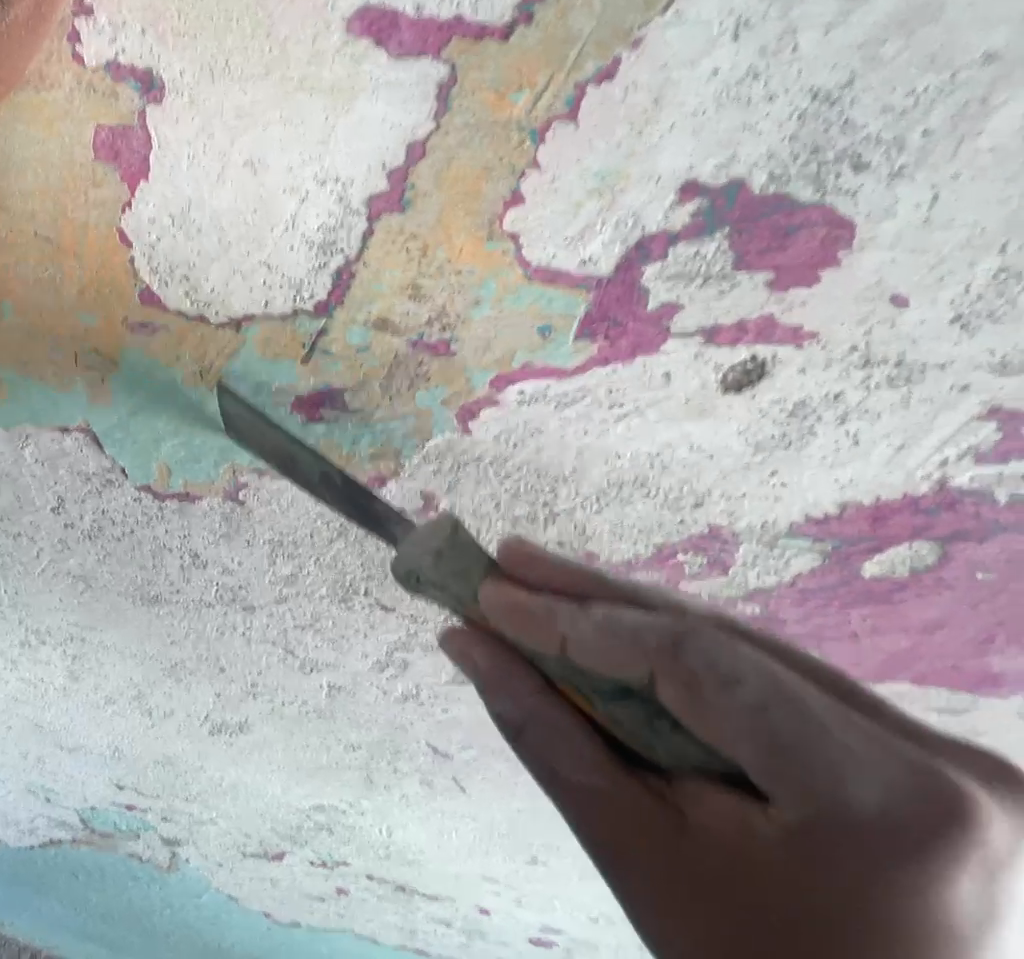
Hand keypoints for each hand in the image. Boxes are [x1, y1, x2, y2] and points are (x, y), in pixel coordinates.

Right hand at [442, 538, 1023, 958]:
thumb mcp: (635, 853)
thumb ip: (547, 734)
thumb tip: (465, 642)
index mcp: (885, 795)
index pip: (701, 663)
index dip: (579, 621)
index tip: (489, 595)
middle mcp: (944, 755)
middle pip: (730, 645)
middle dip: (602, 602)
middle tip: (507, 561)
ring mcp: (949, 753)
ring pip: (752, 656)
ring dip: (637, 624)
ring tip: (540, 586)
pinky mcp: (926, 757)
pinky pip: (778, 685)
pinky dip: (687, 662)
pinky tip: (617, 634)